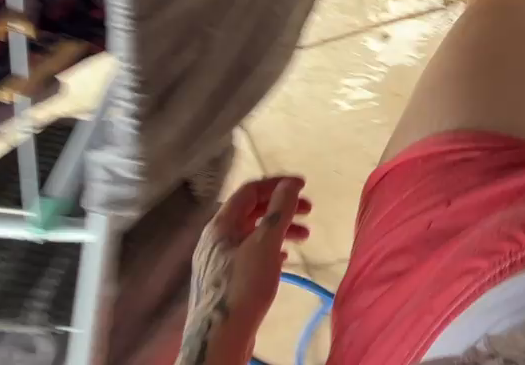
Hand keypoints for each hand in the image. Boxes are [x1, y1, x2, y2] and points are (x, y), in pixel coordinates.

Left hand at [178, 177, 311, 364]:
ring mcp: (218, 261)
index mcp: (221, 225)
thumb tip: (291, 183)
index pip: (250, 190)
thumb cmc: (243, 286)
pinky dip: (270, 247)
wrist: (219, 342)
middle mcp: (216, 239)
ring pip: (253, 232)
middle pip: (253, 210)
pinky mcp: (224, 280)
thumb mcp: (266, 243)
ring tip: (304, 237)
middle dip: (282, 207)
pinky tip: (284, 257)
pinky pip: (250, 252)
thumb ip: (280, 209)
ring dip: (280, 228)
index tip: (304, 187)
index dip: (277, 184)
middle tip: (308, 211)